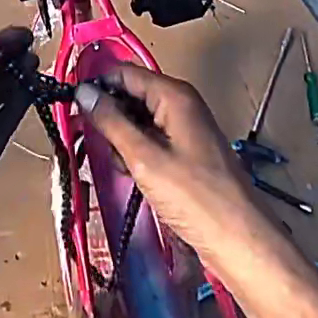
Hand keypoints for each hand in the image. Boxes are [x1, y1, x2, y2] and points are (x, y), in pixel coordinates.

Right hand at [73, 64, 257, 266]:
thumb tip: (84, 94)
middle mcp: (181, 104)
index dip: (98, 85)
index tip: (74, 104)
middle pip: (131, 93)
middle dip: (109, 115)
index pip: (124, 72)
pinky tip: (133, 174)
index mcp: (174, 95)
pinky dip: (137, 152)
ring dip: (122, 138)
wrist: (242, 244)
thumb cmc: (199, 199)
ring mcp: (185, 128)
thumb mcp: (144, 158)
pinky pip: (151, 138)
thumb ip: (110, 122)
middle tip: (96, 142)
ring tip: (120, 165)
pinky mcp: (187, 151)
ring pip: (139, 118)